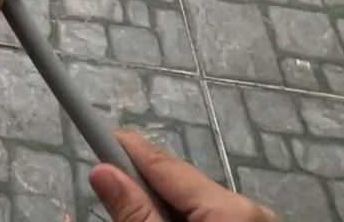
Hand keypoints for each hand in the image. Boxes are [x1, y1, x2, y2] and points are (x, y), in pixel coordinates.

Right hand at [90, 131, 277, 221]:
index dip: (126, 146)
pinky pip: (212, 218)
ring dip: (165, 210)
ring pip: (194, 204)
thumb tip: (101, 171)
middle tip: (113, 199)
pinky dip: (186, 221)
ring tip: (144, 219)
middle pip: (178, 184)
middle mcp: (251, 209)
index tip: (91, 130)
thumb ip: (138, 216)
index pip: (164, 162)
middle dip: (144, 189)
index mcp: (231, 208)